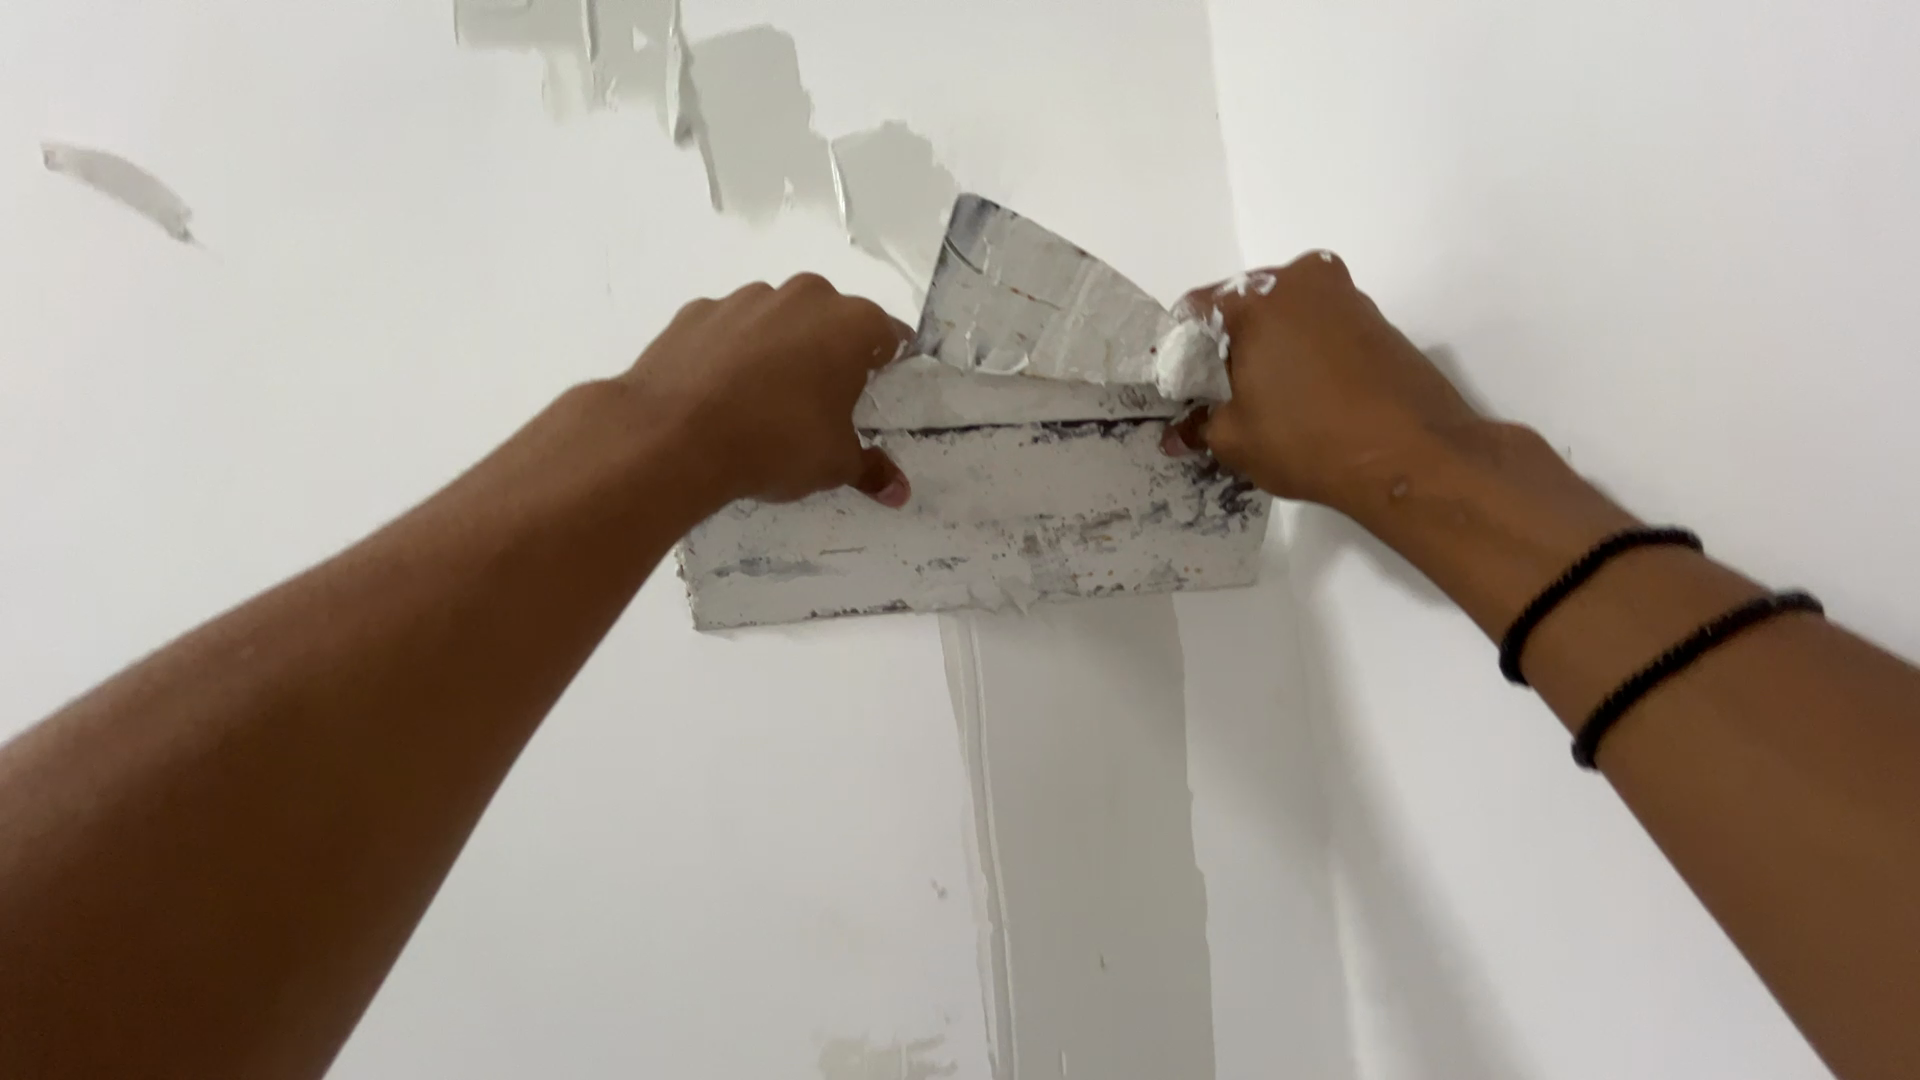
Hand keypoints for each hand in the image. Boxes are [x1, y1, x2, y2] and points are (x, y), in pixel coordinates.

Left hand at [616, 274, 910, 509]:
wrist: (672, 435)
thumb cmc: (776, 444)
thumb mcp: (834, 465)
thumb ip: (871, 470)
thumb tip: (899, 492)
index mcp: (850, 325)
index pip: (888, 334)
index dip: (887, 364)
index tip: (876, 390)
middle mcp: (803, 297)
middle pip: (832, 320)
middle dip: (832, 354)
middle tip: (821, 402)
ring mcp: (746, 299)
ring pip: (779, 320)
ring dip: (782, 350)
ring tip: (766, 401)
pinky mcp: (697, 311)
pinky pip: (731, 330)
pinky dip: (734, 354)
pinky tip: (722, 394)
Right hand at [1165, 252, 1483, 512]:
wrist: (1412, 455)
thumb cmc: (1306, 439)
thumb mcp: (1234, 440)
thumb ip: (1198, 428)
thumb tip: (1175, 436)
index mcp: (1258, 299)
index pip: (1195, 309)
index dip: (1179, 348)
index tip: (1180, 382)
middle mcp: (1302, 281)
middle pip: (1243, 306)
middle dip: (1225, 344)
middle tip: (1216, 391)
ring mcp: (1346, 297)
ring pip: (1285, 315)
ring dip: (1266, 347)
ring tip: (1260, 397)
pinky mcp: (1376, 321)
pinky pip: (1319, 328)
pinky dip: (1302, 353)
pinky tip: (1301, 396)